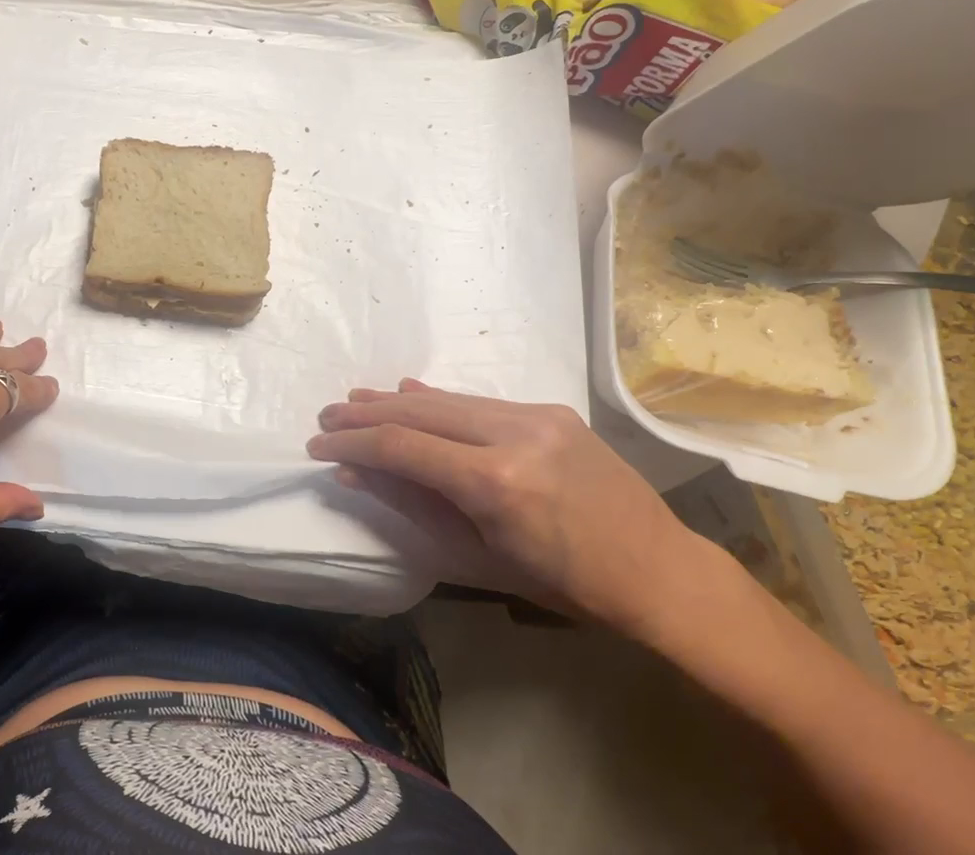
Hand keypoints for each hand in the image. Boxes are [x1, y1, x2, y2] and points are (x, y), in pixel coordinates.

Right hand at [307, 379, 713, 633]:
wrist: (657, 570)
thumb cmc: (562, 582)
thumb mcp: (474, 552)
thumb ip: (408, 503)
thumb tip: (351, 472)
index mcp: (495, 481)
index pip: (401, 446)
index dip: (351, 445)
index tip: (316, 448)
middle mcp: (515, 435)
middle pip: (418, 412)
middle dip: (364, 415)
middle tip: (325, 418)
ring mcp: (537, 417)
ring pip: (446, 399)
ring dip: (395, 401)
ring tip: (354, 403)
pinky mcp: (551, 411)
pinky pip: (478, 402)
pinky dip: (437, 401)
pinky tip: (408, 392)